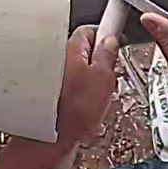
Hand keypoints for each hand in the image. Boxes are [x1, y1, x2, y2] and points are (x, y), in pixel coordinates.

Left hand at [55, 24, 118, 144]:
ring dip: (91, 79)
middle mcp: (57, 56)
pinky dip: (80, 93)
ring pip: (79, 69)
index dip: (105, 36)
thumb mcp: (103, 78)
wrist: (51, 138)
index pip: (90, 30)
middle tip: (110, 77)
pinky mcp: (51, 93)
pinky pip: (72, 85)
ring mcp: (52, 75)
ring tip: (98, 97)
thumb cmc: (75, 109)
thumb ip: (108, 55)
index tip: (116, 45)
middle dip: (100, 62)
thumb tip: (111, 39)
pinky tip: (85, 107)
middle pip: (85, 51)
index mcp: (70, 47)